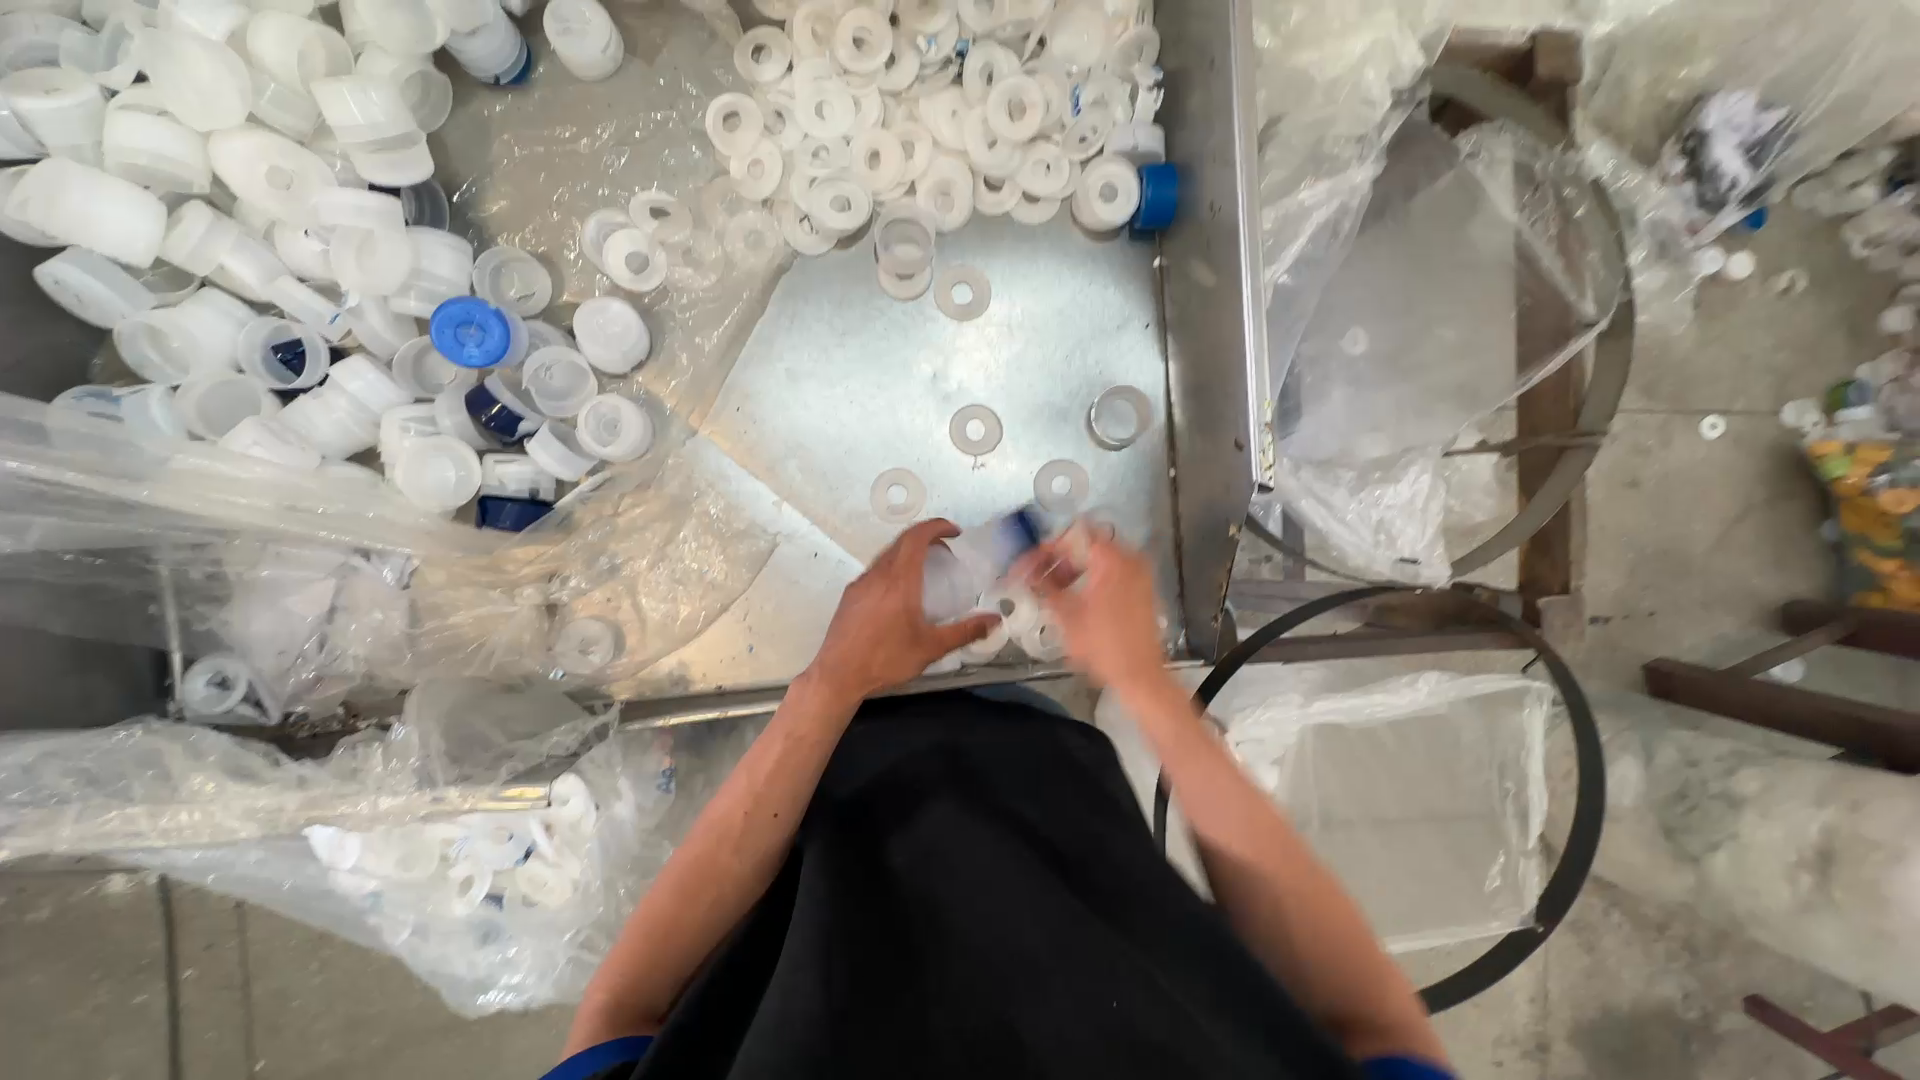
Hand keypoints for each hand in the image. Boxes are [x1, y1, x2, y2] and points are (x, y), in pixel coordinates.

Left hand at [806, 519, 999, 701]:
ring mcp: (860, 584)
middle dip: (926, 539)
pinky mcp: (850, 596)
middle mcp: (877, 575)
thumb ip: (965, 631)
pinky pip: (875, 572)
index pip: (917, 537)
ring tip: (925, 572)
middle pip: (902, 542)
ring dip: (908, 554)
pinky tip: (899, 595)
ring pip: (886, 556)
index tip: (955, 533)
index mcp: (899, 580)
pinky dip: (893, 569)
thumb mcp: (931, 648)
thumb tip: (995, 620)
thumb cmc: (886, 659)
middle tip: (945, 553)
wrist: (838, 676)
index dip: (937, 527)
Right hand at [1015, 529, 1168, 691]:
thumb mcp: (1066, 615)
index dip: (1047, 549)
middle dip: (1060, 559)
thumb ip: (1045, 586)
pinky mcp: (1144, 589)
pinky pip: (1113, 572)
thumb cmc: (1101, 644)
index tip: (1028, 564)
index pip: (1072, 536)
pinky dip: (1094, 578)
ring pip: (1100, 559)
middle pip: (1087, 546)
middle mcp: (1129, 558)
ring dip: (1076, 569)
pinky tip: (1077, 597)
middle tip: (1038, 577)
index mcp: (1110, 559)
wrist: (1139, 674)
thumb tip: (1027, 572)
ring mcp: (1140, 573)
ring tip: (1055, 590)